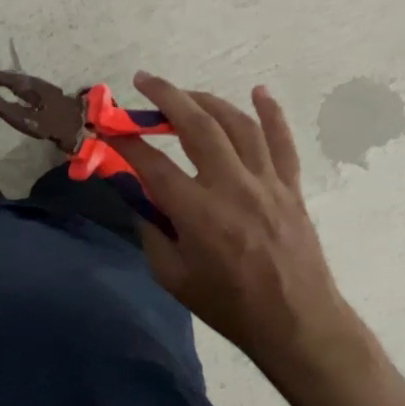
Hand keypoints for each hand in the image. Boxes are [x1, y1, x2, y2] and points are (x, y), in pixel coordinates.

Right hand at [105, 73, 375, 397]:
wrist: (297, 325)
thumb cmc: (227, 305)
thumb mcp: (171, 275)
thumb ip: (151, 228)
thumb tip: (138, 191)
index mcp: (197, 212)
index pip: (152, 162)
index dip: (125, 141)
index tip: (107, 128)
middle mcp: (232, 187)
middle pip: (197, 125)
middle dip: (166, 97)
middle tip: (143, 81)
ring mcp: (266, 184)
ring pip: (237, 124)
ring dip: (207, 100)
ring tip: (184, 93)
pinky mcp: (290, 188)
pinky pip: (282, 142)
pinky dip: (271, 113)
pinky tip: (258, 92)